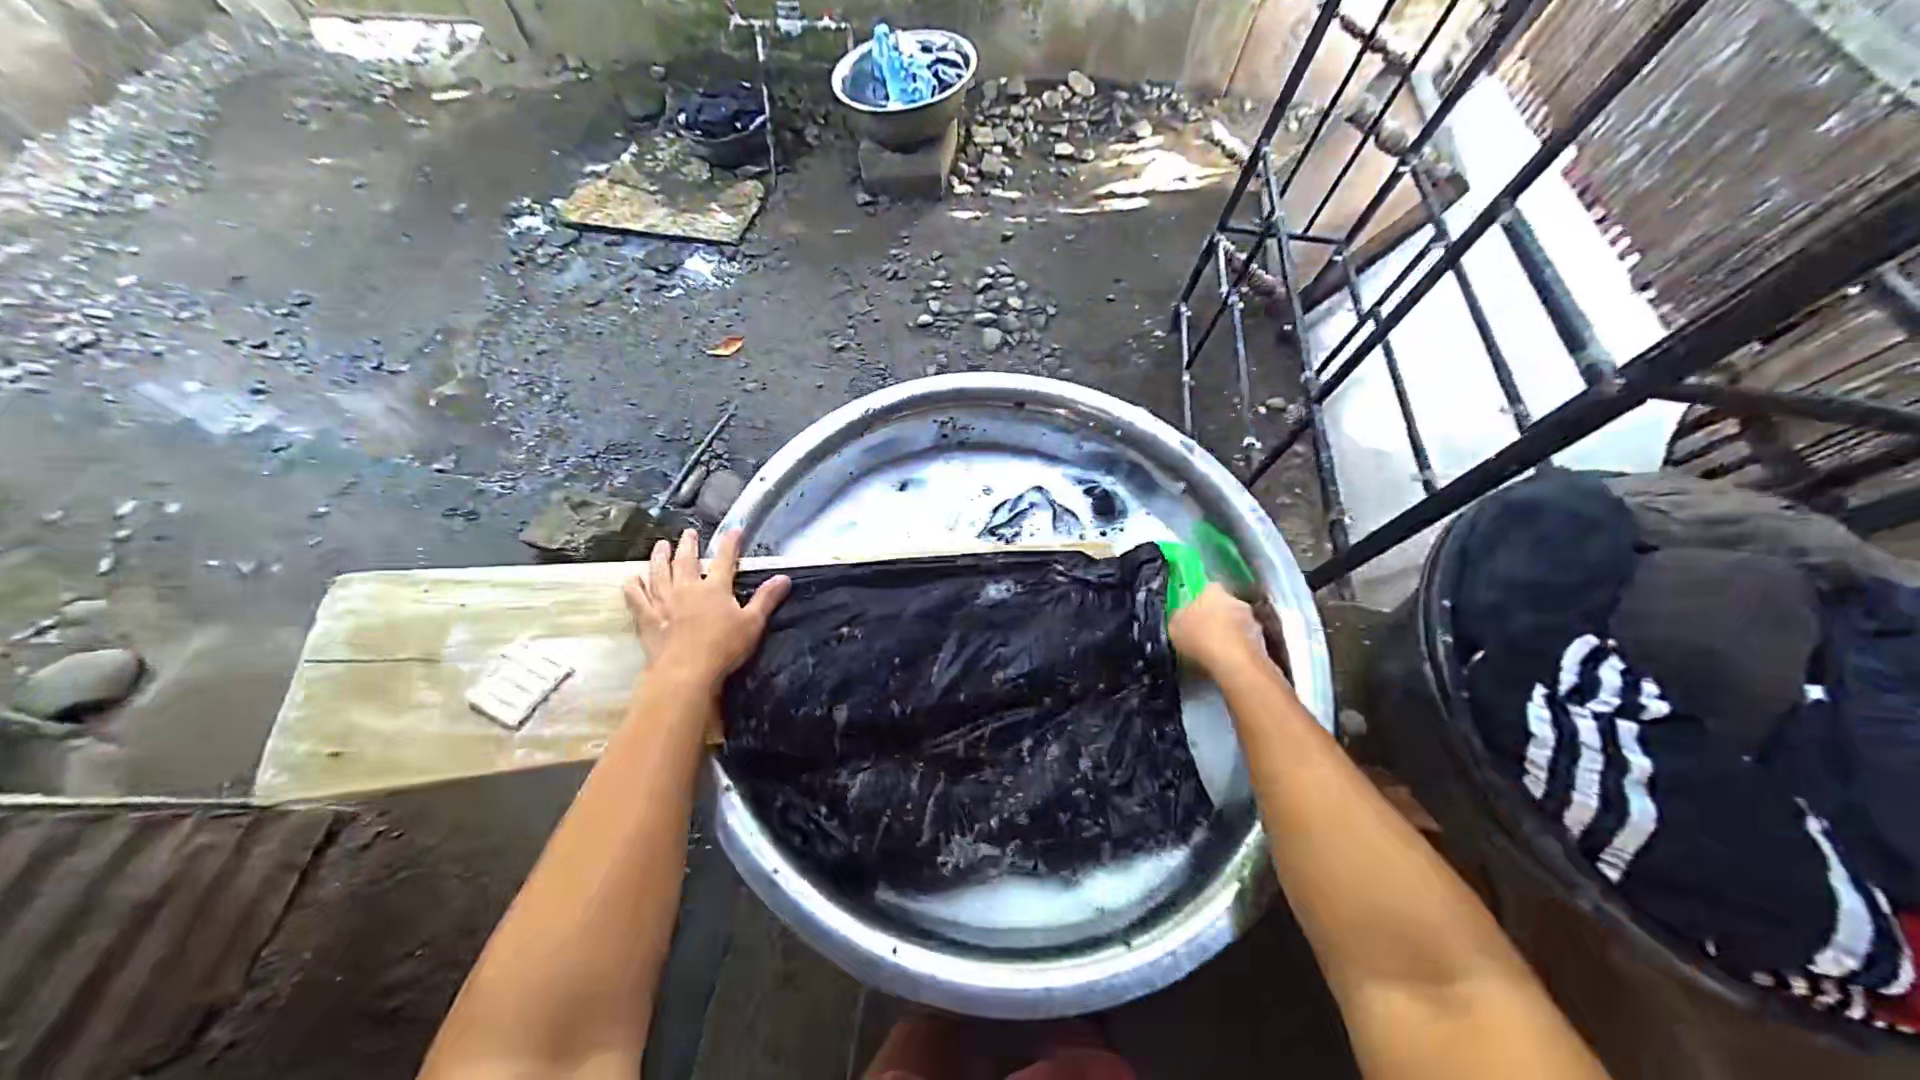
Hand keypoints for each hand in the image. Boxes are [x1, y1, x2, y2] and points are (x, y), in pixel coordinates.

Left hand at [624, 528, 789, 691]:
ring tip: (660, 546)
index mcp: (714, 588)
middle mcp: (687, 588)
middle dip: (689, 544)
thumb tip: (784, 578)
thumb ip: (767, 599)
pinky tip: (632, 579)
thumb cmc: (724, 647)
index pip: (724, 559)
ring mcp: (663, 601)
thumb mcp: (753, 623)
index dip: (730, 543)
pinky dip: (633, 586)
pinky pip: (636, 597)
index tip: (734, 529)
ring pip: (659, 572)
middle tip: (688, 532)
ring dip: (660, 557)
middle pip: (686, 560)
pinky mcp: (647, 617)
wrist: (686, 670)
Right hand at [1168, 583, 1278, 682]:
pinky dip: (1238, 649)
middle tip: (1204, 634)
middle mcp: (1236, 600)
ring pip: (1237, 624)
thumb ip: (1180, 617)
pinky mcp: (1262, 640)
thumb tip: (1184, 617)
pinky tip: (1228, 661)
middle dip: (1216, 617)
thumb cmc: (1199, 637)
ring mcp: (1252, 620)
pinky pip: (1246, 641)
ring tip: (1216, 652)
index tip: (1192, 615)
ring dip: (1229, 633)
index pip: (1206, 589)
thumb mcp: (1175, 626)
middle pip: (1224, 606)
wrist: (1234, 662)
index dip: (1199, 602)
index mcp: (1213, 591)